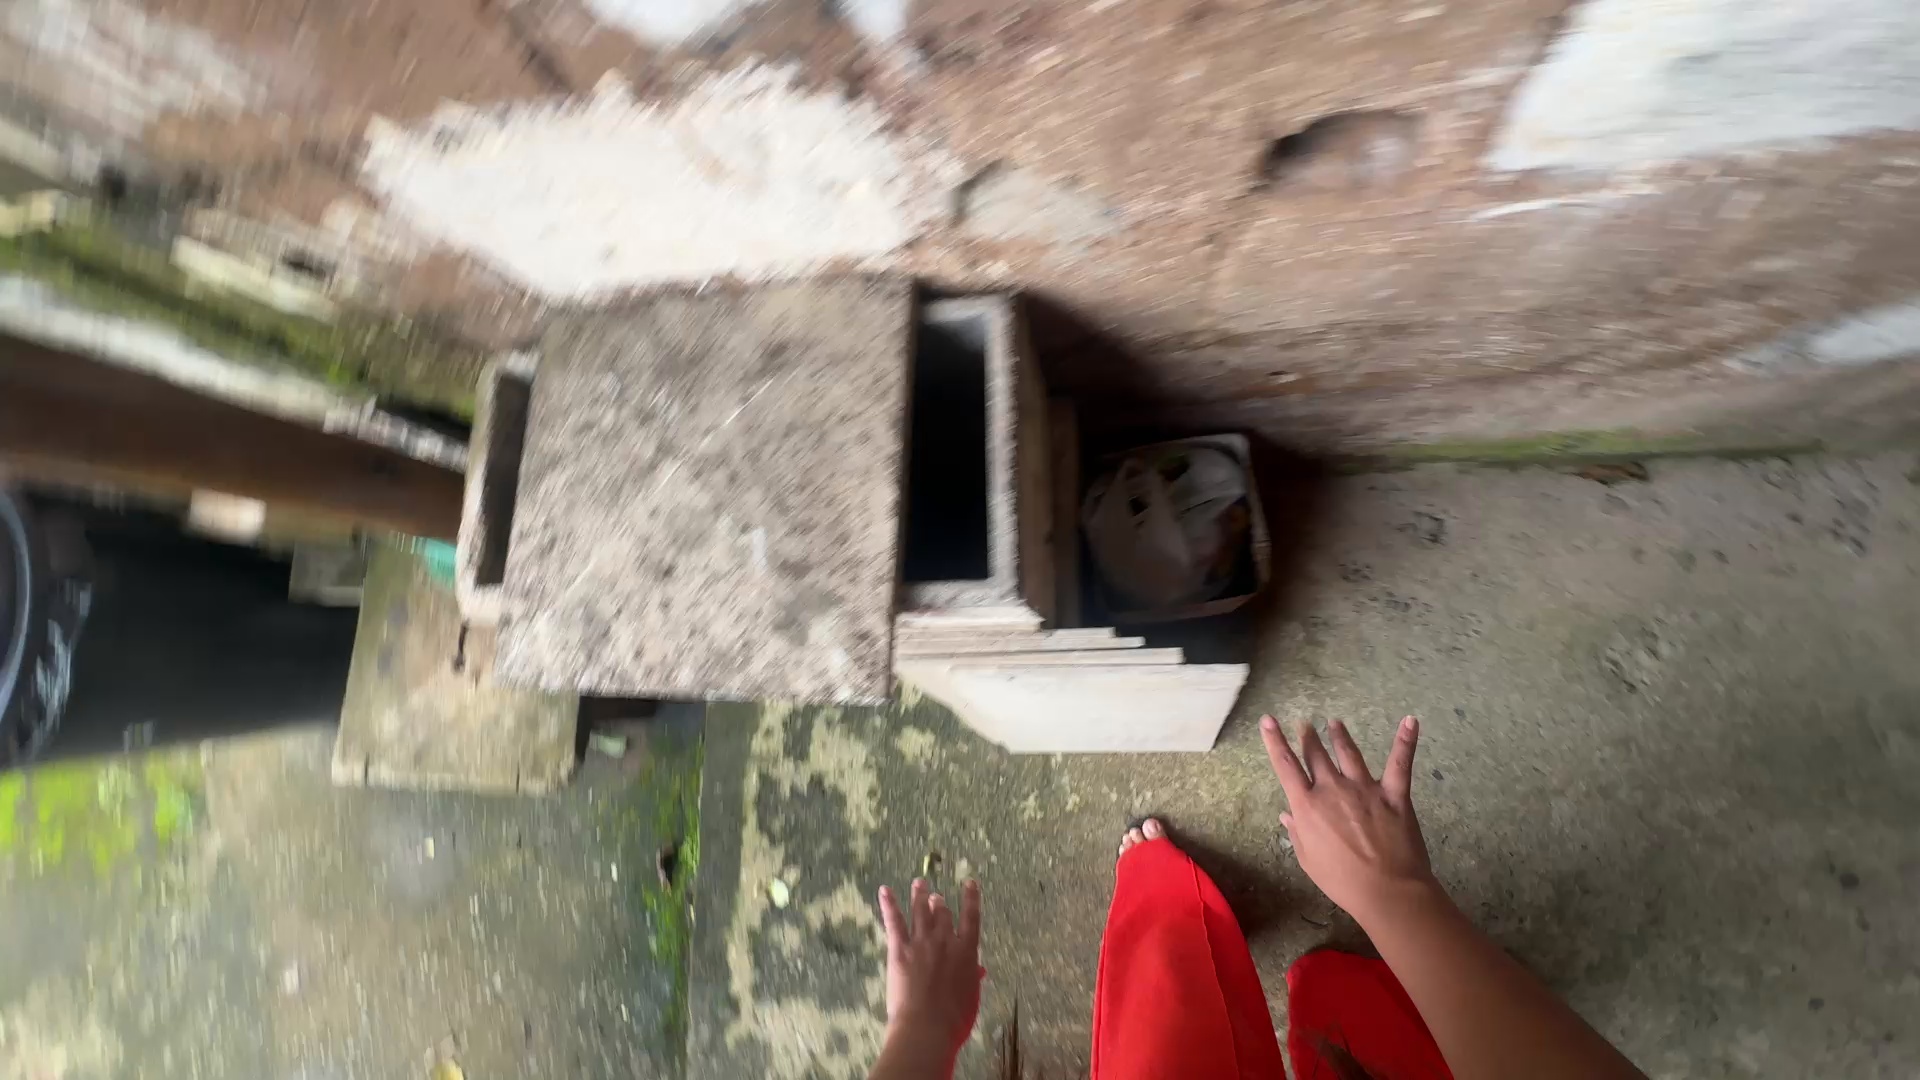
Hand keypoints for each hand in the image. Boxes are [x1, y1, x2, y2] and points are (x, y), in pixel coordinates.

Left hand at [877, 879, 983, 1057]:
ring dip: (919, 895)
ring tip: (919, 883)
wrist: (927, 1027)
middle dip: (938, 902)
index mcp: (966, 951)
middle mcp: (945, 939)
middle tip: (935, 896)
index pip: (971, 917)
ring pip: (920, 910)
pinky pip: (894, 920)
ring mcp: (922, 941)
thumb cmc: (954, 1020)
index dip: (971, 898)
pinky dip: (889, 904)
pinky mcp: (900, 948)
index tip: (970, 883)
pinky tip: (885, 890)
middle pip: (942, 912)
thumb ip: (972, 977)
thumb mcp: (970, 997)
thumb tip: (978, 968)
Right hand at [1260, 714, 1439, 923]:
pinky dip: (1405, 741)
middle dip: (1308, 737)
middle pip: (1316, 755)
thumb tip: (1287, 815)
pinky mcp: (1394, 795)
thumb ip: (1297, 833)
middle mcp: (1332, 789)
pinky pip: (1400, 764)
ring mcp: (1365, 789)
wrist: (1388, 893)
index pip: (1285, 765)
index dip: (1274, 740)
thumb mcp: (1308, 860)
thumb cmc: (1342, 882)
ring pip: (1349, 753)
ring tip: (1335, 723)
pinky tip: (1411, 721)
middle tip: (1304, 724)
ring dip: (1340, 736)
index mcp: (1307, 805)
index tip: (1268, 720)